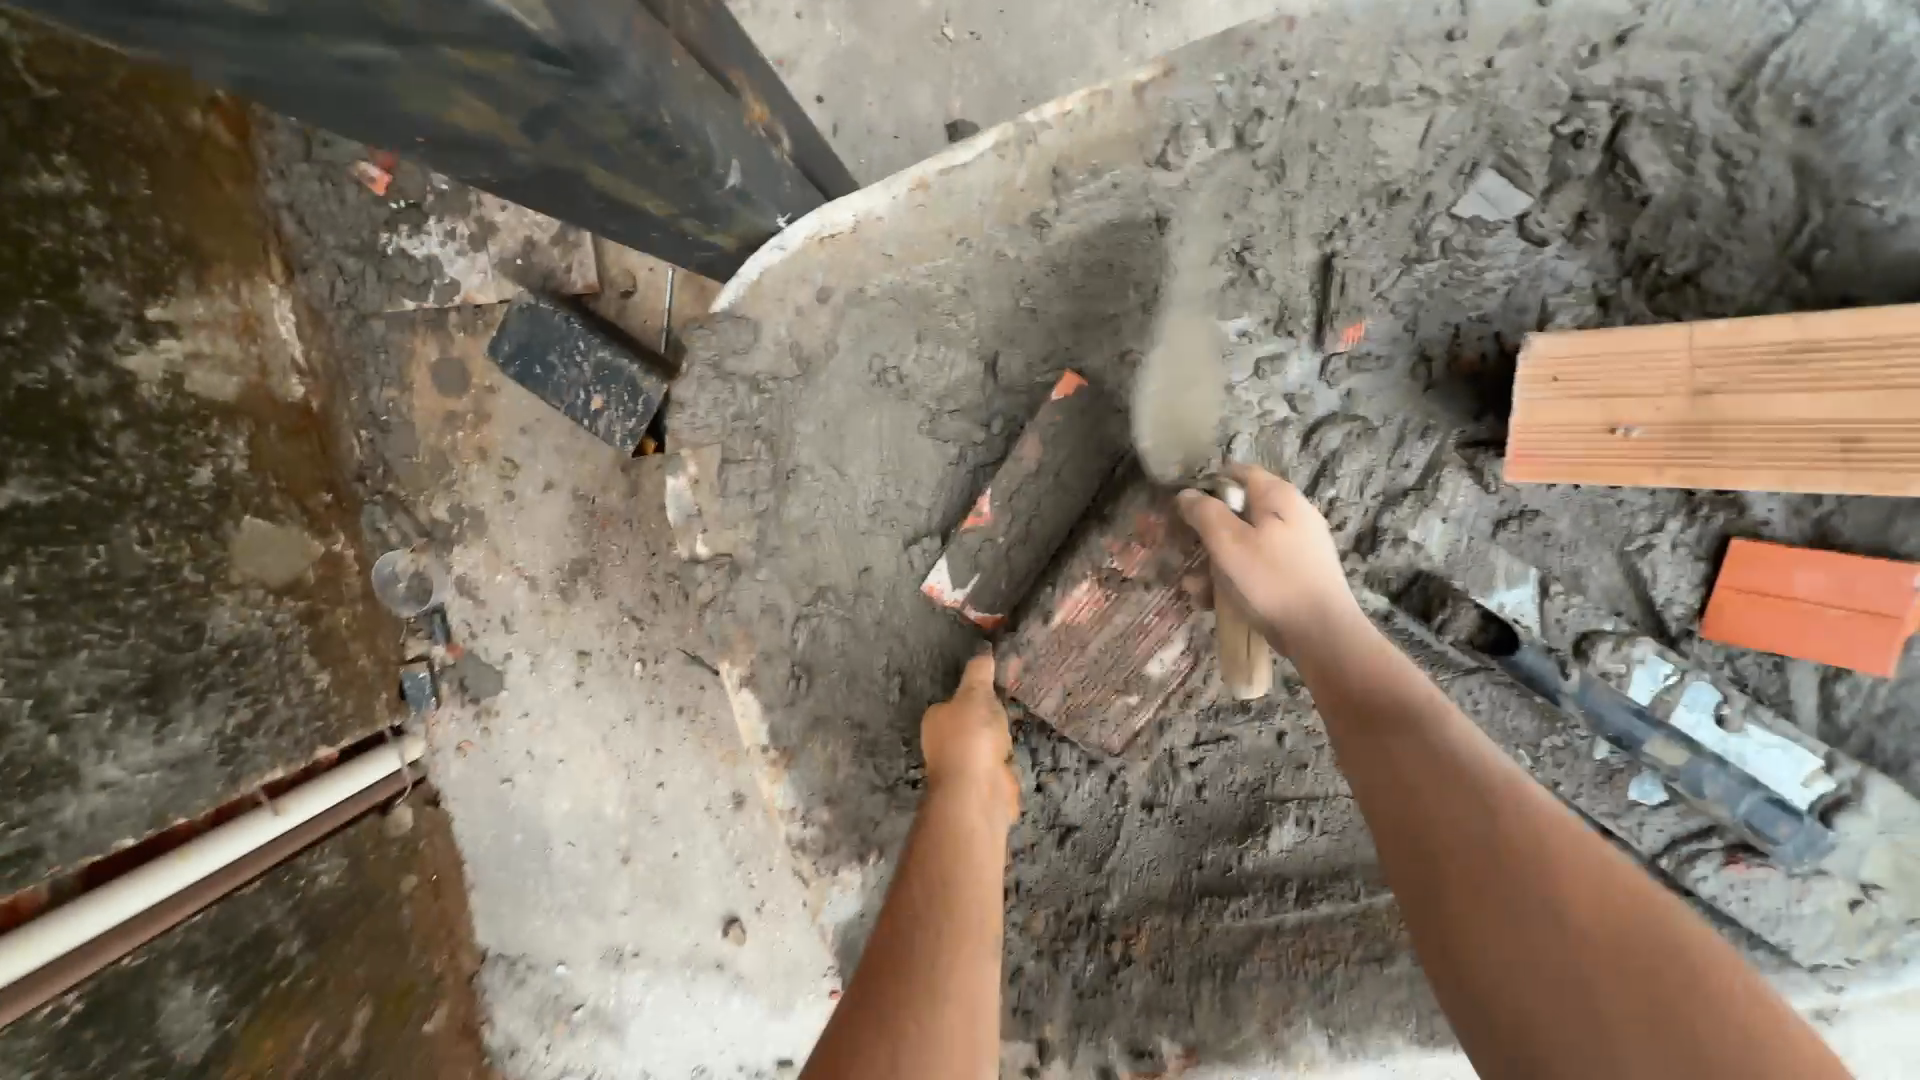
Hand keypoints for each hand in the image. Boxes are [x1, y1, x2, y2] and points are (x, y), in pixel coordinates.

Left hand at [921, 650, 1018, 823]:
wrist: (977, 792)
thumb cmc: (970, 737)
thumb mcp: (975, 694)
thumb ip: (979, 672)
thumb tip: (983, 650)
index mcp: (937, 718)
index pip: (957, 699)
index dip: (979, 691)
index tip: (1001, 686)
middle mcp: (945, 742)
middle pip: (974, 721)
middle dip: (993, 718)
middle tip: (1010, 709)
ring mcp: (963, 765)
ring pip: (988, 744)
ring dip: (1003, 740)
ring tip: (1016, 732)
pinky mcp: (982, 784)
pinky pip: (999, 765)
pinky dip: (1008, 762)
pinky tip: (1015, 758)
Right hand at [1175, 464, 1361, 657]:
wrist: (1321, 633)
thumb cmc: (1272, 580)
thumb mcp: (1229, 543)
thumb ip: (1204, 513)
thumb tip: (1186, 494)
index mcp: (1277, 496)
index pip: (1236, 473)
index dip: (1205, 486)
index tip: (1182, 508)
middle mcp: (1290, 513)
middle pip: (1237, 511)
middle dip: (1205, 534)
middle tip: (1182, 552)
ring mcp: (1296, 545)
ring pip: (1243, 544)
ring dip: (1213, 563)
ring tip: (1194, 588)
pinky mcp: (1295, 573)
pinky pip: (1256, 567)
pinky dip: (1233, 580)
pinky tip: (1214, 602)